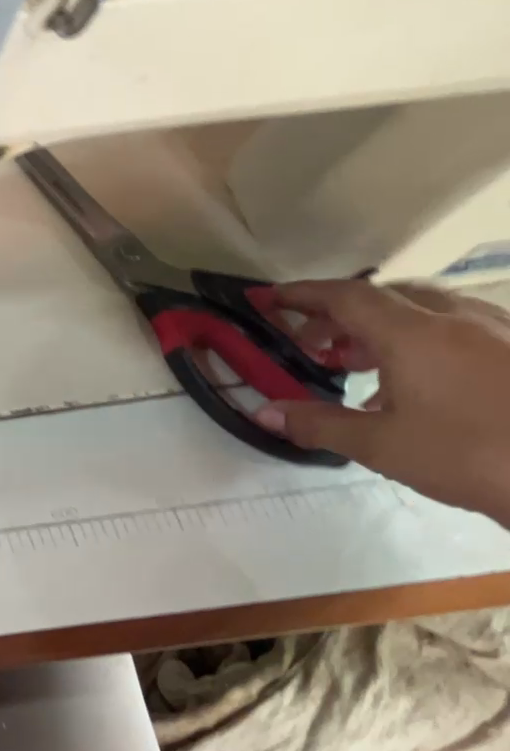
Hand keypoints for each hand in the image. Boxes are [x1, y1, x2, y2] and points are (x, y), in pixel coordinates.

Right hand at [256, 279, 509, 524]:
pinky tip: (416, 380)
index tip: (269, 299)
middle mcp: (460, 322)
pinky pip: (462, 329)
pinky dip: (422, 339)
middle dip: (342, 313)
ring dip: (383, 326)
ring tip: (360, 364)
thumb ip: (317, 423)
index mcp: (416, 336)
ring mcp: (501, 334)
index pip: (348, 297)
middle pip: (389, 296)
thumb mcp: (380, 446)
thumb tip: (264, 413)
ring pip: (429, 309)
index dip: (304, 294)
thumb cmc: (471, 456)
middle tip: (312, 344)